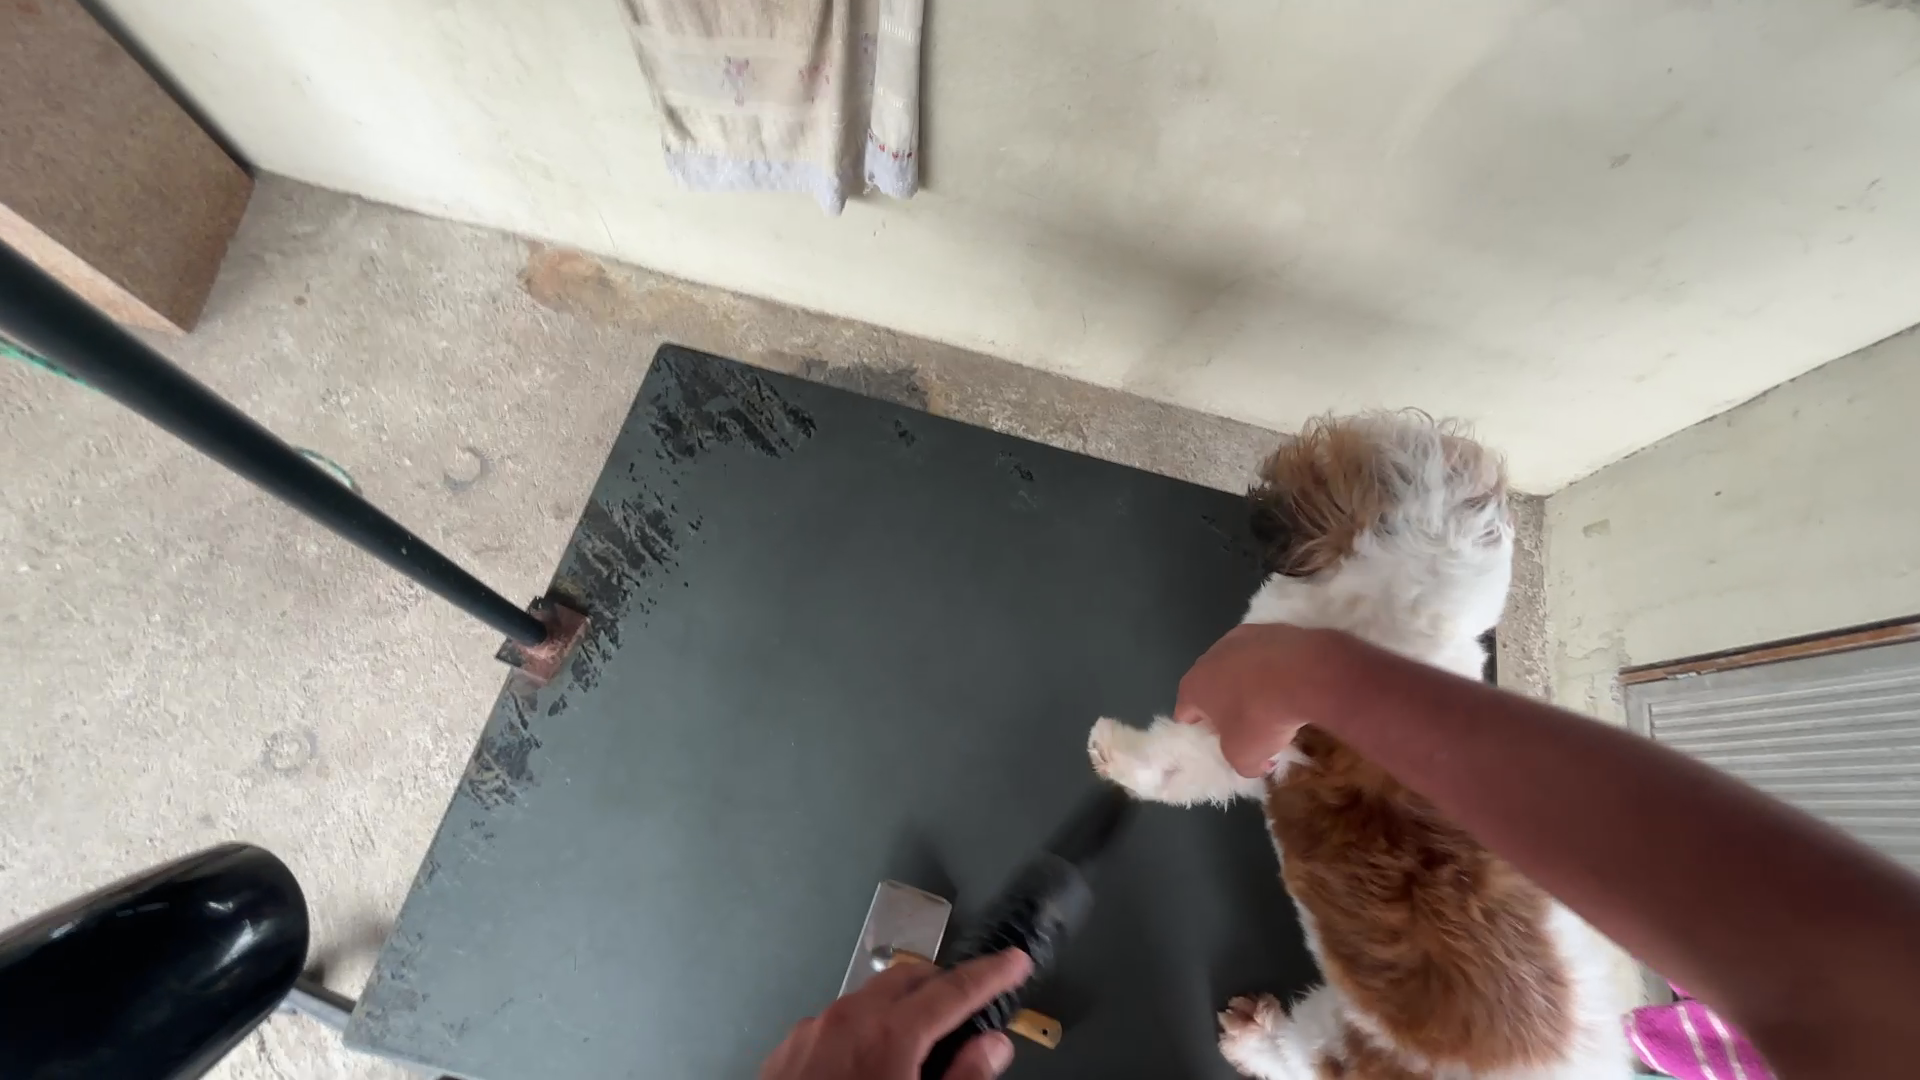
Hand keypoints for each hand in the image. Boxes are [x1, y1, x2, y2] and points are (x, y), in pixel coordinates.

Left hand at [759, 950, 1032, 1079]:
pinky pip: (837, 1019)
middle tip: (968, 1010)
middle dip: (944, 985)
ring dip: (901, 1007)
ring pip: (871, 995)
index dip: (992, 974)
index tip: (1015, 962)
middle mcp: (851, 1016)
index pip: (955, 989)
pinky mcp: (790, 1045)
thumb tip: (993, 1046)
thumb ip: (963, 1079)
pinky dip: (863, 1027)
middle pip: (911, 977)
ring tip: (916, 1046)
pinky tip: (866, 1066)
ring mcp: (815, 1027)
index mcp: (890, 1032)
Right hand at [1174, 623, 1339, 776]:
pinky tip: (1292, 684)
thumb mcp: (1245, 757)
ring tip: (1275, 704)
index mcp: (1193, 686)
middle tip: (1249, 728)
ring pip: (1237, 668)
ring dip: (1249, 685)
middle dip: (1225, 707)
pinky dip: (1273, 669)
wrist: (1306, 673)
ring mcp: (1238, 638)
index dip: (1200, 733)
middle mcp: (1208, 657)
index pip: (1185, 713)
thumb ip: (1239, 763)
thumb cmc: (1261, 716)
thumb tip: (1254, 762)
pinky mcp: (1268, 629)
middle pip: (1210, 688)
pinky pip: (1265, 655)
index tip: (1222, 745)